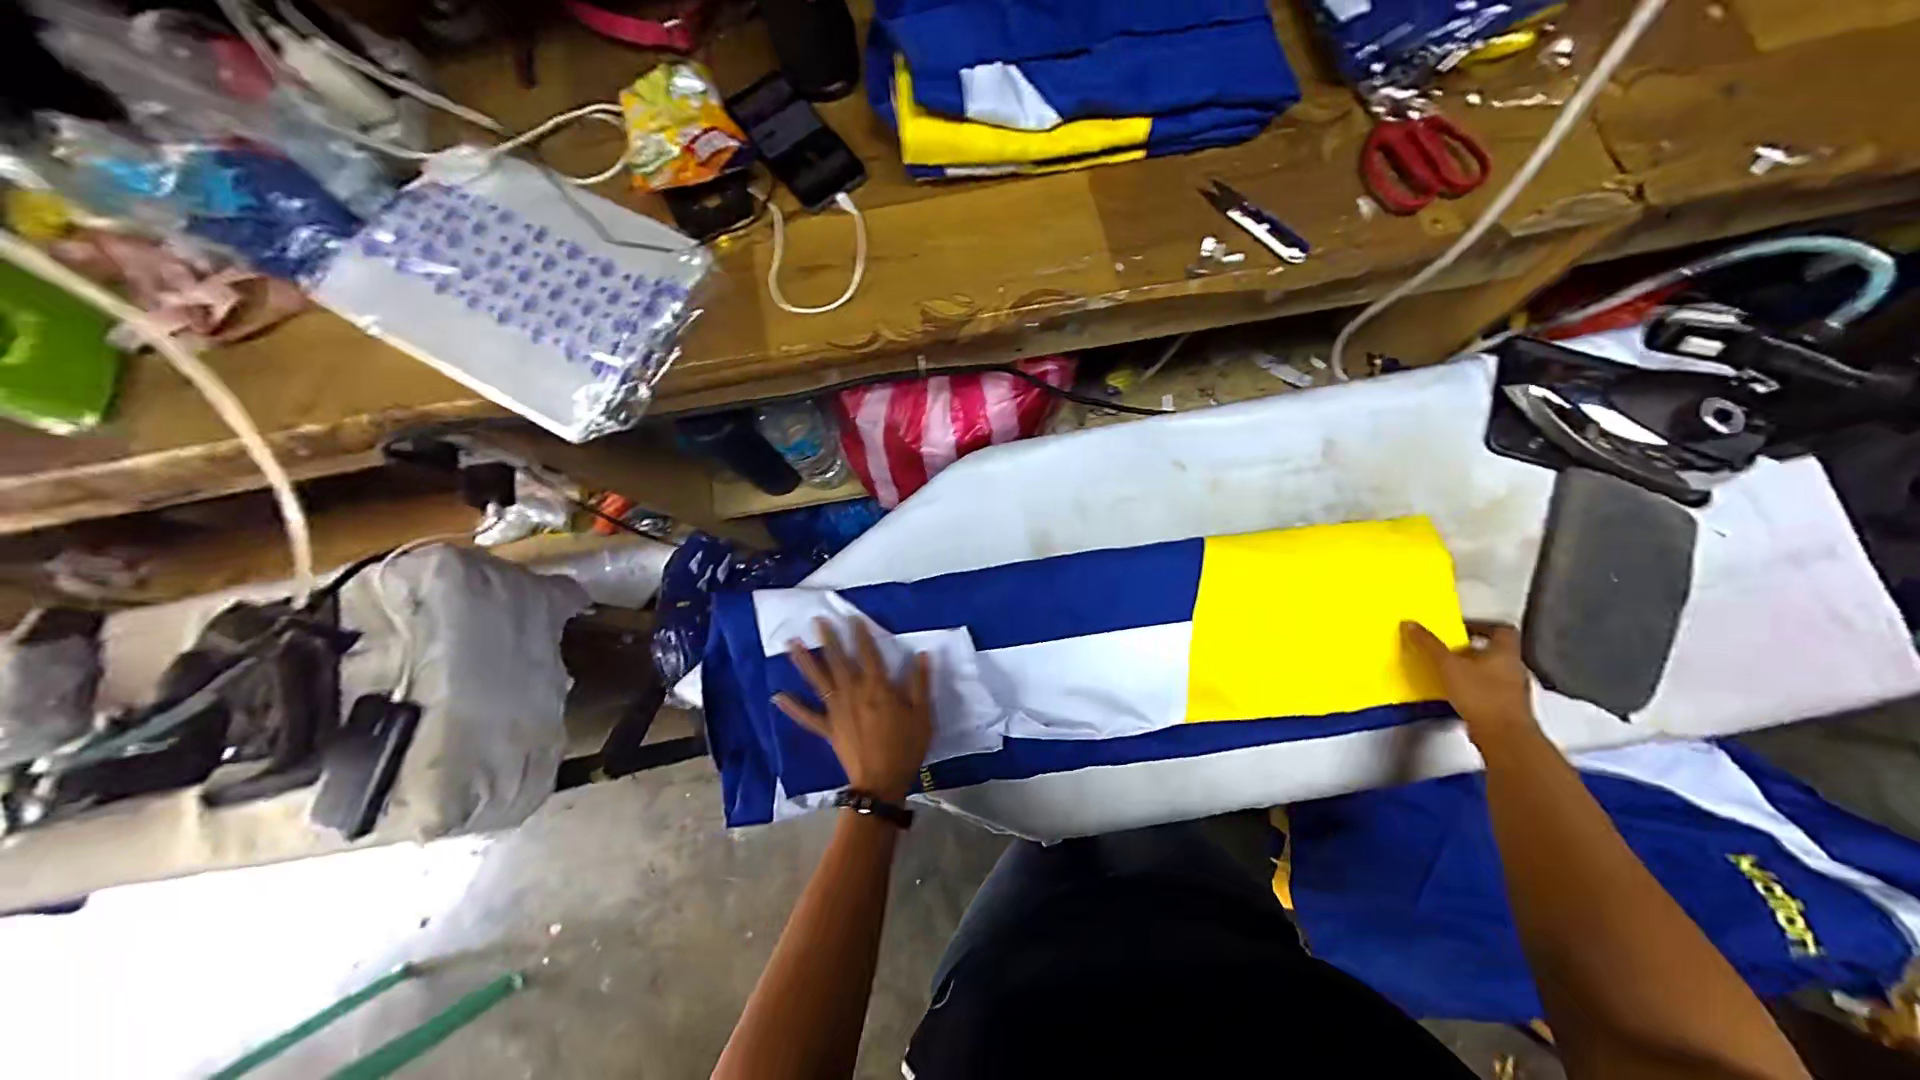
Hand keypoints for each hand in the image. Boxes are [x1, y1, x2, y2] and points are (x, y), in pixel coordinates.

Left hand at [774, 618, 933, 802]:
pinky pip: (807, 716)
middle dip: (828, 639)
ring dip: (804, 661)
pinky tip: (777, 696)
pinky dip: (792, 707)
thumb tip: (921, 655)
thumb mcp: (922, 714)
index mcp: (878, 687)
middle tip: (817, 620)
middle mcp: (853, 693)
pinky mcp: (828, 728)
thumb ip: (920, 683)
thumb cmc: (906, 747)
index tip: (852, 617)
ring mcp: (837, 710)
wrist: (881, 782)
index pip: (869, 653)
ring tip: (791, 643)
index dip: (861, 634)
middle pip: (839, 661)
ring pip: (819, 680)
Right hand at [1401, 620, 1535, 744]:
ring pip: (1492, 672)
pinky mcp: (1507, 709)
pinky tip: (1456, 695)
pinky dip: (1473, 689)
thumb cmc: (1482, 696)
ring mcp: (1514, 690)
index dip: (1481, 625)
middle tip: (1449, 650)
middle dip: (1471, 649)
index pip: (1501, 630)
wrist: (1503, 736)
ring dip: (1472, 670)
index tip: (1461, 627)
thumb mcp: (1447, 665)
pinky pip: (1489, 692)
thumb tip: (1411, 625)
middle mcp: (1515, 669)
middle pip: (1495, 651)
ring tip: (1448, 673)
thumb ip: (1429, 645)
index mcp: (1505, 653)